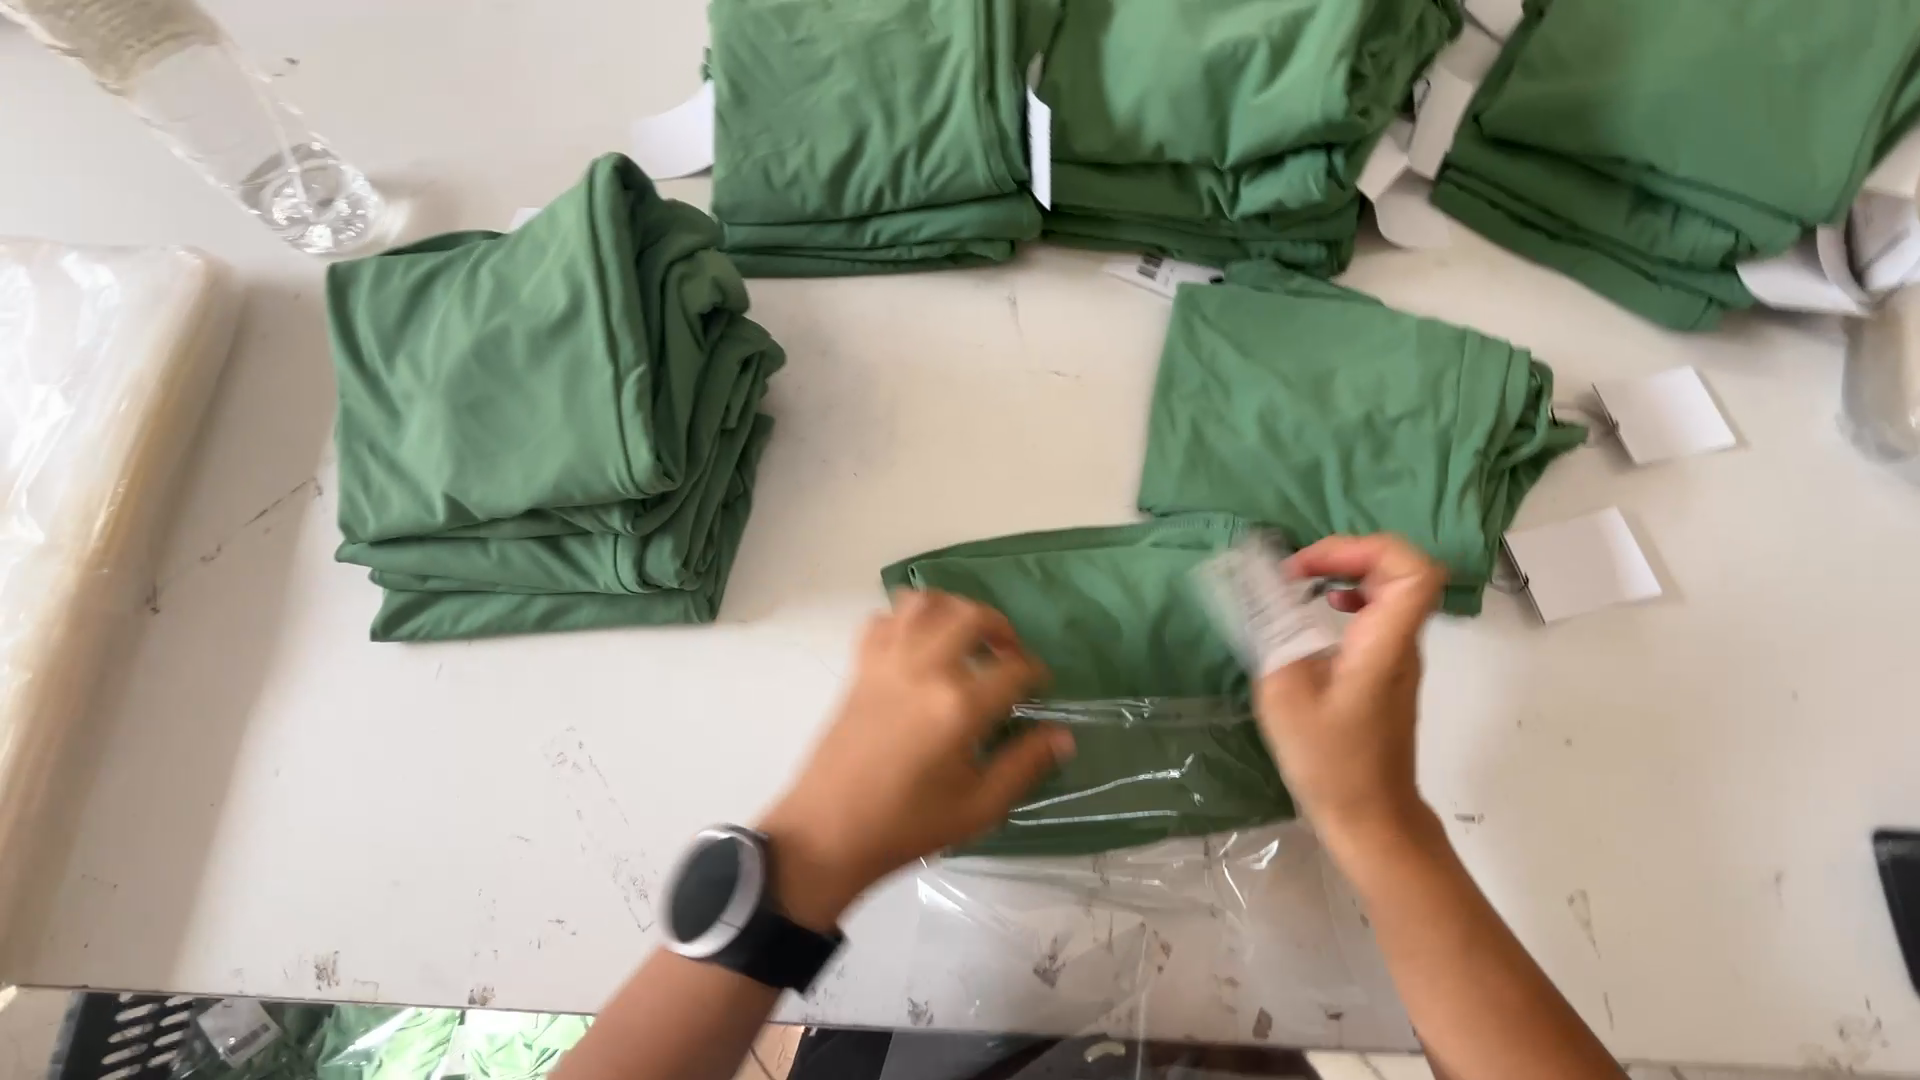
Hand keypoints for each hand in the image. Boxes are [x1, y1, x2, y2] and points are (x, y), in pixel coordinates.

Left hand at [758, 590, 1071, 929]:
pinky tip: (918, 646)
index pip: (1014, 669)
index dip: (1036, 674)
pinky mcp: (859, 667)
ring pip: (925, 602)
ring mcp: (886, 662)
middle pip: (972, 616)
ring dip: (954, 610)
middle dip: (1002, 628)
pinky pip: (884, 620)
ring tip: (966, 637)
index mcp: (959, 706)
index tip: (1040, 687)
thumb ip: (1024, 766)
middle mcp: (924, 669)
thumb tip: (1062, 735)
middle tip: (1010, 655)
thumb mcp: (978, 808)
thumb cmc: (907, 826)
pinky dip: (906, 620)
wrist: (827, 834)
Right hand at [1255, 534, 1444, 844]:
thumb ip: (1272, 634)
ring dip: (1346, 572)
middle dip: (1345, 554)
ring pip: (1392, 586)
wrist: (1371, 817)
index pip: (1410, 568)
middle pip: (1401, 567)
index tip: (1308, 568)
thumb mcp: (1284, 694)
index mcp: (1384, 644)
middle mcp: (1402, 642)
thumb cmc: (1329, 762)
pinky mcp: (1387, 669)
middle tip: (1297, 570)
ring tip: (1300, 584)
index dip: (1361, 548)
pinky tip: (1317, 613)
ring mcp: (1399, 656)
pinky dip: (1348, 596)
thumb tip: (1259, 591)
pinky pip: (1380, 611)